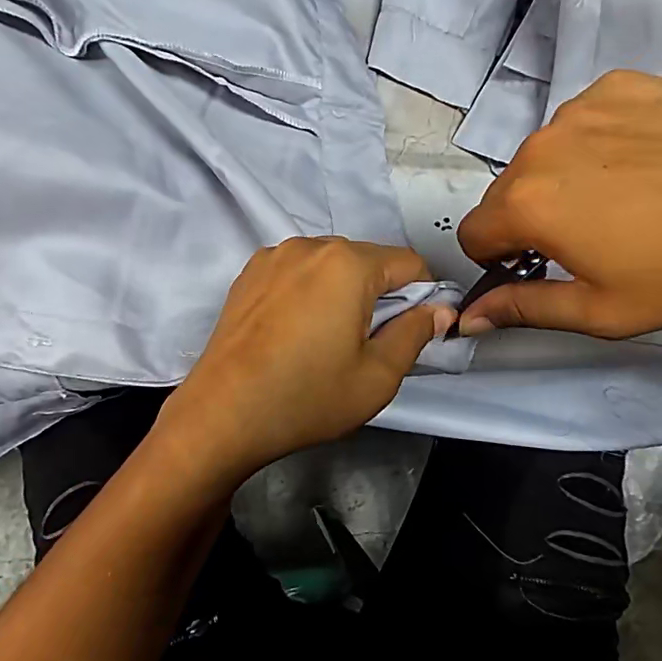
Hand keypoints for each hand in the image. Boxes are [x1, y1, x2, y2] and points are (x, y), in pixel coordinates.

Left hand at [154, 237, 451, 481]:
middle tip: (370, 343)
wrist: (222, 413)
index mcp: (347, 263)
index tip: (418, 331)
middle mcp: (308, 247)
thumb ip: (416, 333)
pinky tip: (295, 332)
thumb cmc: (306, 396)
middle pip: (367, 260)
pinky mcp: (247, 275)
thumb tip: (440, 309)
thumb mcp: (377, 376)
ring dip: (343, 291)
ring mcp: (272, 257)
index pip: (409, 263)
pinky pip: (296, 273)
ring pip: (329, 265)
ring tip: (328, 340)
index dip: (425, 295)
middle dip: (381, 294)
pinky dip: (308, 292)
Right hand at [456, 71, 661, 337]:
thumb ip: (522, 309)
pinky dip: (599, 142)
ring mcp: (578, 110)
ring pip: (543, 156)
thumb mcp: (603, 310)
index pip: (472, 233)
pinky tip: (646, 161)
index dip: (501, 258)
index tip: (541, 266)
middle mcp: (538, 148)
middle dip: (531, 218)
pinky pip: (582, 121)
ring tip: (629, 196)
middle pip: (505, 193)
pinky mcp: (616, 86)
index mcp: (526, 204)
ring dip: (563, 178)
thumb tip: (469, 317)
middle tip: (594, 238)